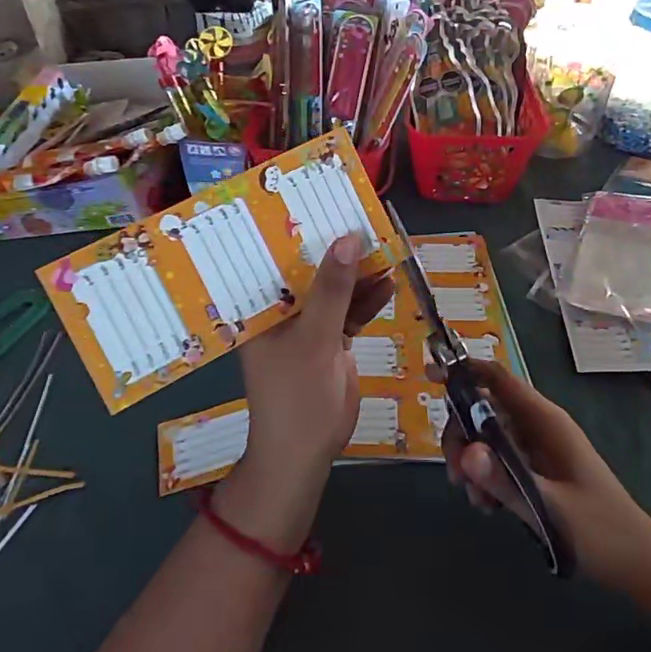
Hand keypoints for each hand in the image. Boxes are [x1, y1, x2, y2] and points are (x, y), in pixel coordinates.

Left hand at [225, 234, 392, 548]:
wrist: (307, 450)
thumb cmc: (295, 393)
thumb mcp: (315, 337)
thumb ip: (332, 289)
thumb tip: (347, 238)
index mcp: (262, 308)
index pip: (274, 260)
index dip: (296, 232)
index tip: (319, 201)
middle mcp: (282, 312)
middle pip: (310, 272)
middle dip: (336, 250)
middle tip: (363, 218)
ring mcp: (308, 327)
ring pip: (335, 291)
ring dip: (358, 274)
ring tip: (385, 247)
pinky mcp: (331, 341)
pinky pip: (350, 312)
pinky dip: (368, 299)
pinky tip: (389, 283)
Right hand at [443, 359, 650, 588]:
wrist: (636, 560)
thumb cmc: (600, 529)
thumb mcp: (549, 508)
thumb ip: (505, 481)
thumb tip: (465, 453)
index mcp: (546, 421)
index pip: (500, 379)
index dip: (464, 371)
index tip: (430, 374)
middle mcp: (538, 426)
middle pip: (485, 409)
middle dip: (462, 435)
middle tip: (455, 474)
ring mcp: (536, 448)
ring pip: (487, 437)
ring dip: (472, 462)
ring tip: (476, 500)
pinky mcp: (535, 469)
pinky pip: (498, 460)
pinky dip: (486, 477)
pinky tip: (488, 507)